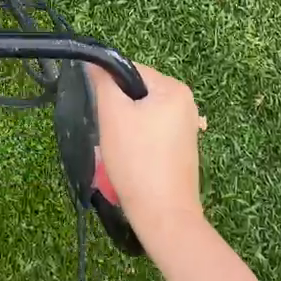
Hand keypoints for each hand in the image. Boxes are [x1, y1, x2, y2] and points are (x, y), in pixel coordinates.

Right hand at [89, 63, 208, 240]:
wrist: (163, 217)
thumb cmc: (137, 159)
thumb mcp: (112, 113)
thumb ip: (102, 81)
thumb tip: (95, 63)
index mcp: (174, 89)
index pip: (130, 70)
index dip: (108, 85)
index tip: (99, 106)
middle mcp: (186, 104)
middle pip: (136, 92)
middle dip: (117, 108)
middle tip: (107, 128)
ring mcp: (186, 128)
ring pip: (141, 113)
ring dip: (124, 125)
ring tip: (117, 146)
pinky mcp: (181, 149)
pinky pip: (151, 131)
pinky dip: (137, 140)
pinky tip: (130, 158)